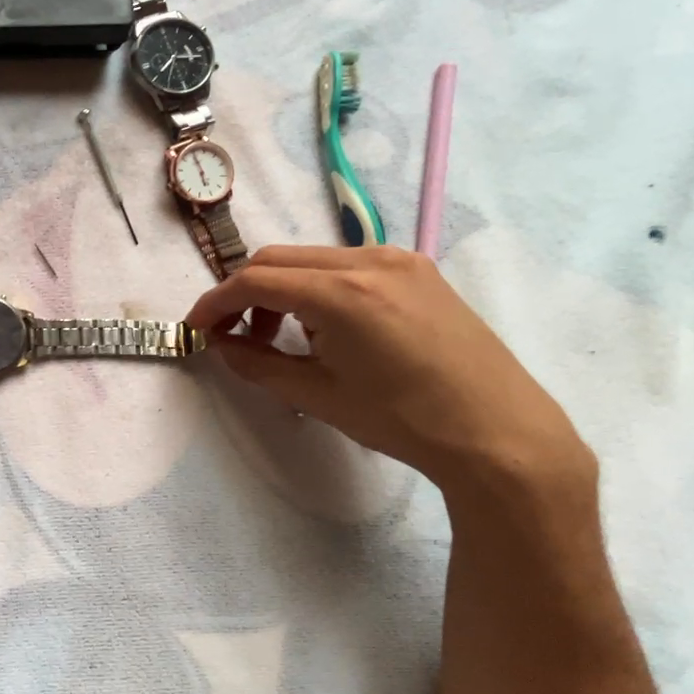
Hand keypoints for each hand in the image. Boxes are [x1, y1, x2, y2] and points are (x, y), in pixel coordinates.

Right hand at [185, 246, 587, 489]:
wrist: (498, 433)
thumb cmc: (402, 419)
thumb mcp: (315, 395)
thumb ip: (255, 363)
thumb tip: (219, 346)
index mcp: (342, 292)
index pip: (254, 280)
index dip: (214, 303)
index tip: (195, 329)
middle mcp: (370, 261)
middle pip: (278, 259)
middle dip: (243, 293)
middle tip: (230, 335)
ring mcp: (400, 261)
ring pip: (311, 259)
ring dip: (279, 290)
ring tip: (278, 337)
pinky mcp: (419, 272)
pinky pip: (346, 266)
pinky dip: (316, 288)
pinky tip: (321, 329)